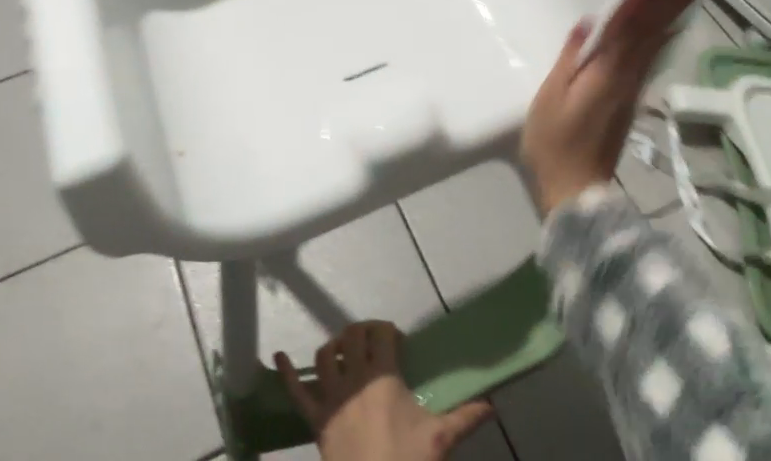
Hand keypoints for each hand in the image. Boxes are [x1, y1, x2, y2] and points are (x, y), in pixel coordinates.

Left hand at [276, 321, 493, 460]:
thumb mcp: (440, 440)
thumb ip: (467, 417)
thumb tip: (493, 403)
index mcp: (384, 377)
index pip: (382, 335)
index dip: (389, 330)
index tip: (399, 341)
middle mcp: (354, 379)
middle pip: (351, 337)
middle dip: (362, 331)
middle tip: (375, 340)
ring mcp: (331, 398)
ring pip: (324, 356)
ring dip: (334, 346)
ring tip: (345, 349)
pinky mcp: (315, 419)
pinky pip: (296, 392)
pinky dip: (286, 372)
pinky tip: (278, 357)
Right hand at [521, 0, 712, 214]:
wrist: (576, 190)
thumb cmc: (554, 144)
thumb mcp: (551, 98)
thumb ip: (571, 58)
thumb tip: (590, 22)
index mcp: (607, 71)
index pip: (632, 23)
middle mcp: (629, 75)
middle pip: (654, 28)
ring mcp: (634, 87)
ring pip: (659, 41)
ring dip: (675, 11)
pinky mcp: (632, 97)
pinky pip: (653, 55)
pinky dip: (665, 34)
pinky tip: (672, 24)